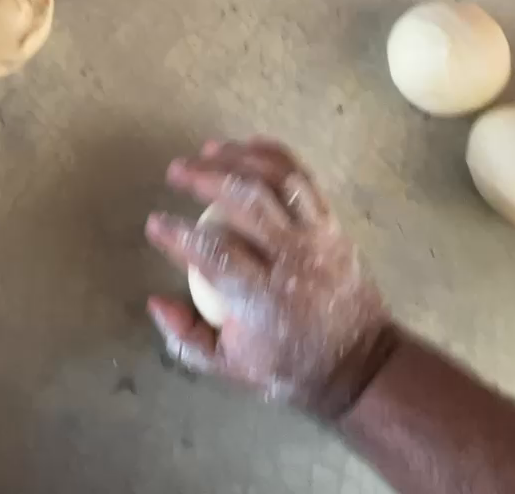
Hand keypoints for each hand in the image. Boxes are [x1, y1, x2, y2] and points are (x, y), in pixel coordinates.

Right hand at [146, 139, 396, 419]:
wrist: (360, 363)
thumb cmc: (289, 365)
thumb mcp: (232, 368)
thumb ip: (188, 339)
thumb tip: (155, 299)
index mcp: (263, 298)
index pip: (214, 254)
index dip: (179, 235)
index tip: (155, 223)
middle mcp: (291, 259)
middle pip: (246, 201)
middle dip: (205, 178)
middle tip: (175, 171)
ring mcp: (316, 236)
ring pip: (276, 180)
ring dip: (238, 158)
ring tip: (208, 150)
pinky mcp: (332, 222)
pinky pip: (303, 178)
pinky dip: (274, 155)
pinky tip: (246, 145)